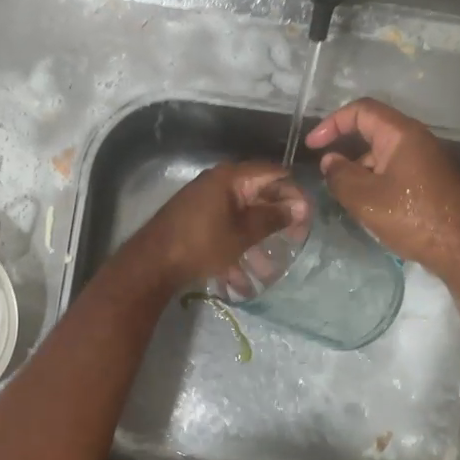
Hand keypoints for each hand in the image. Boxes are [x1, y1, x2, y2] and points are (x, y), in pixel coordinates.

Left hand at [126, 162, 307, 289]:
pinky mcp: (195, 222)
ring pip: (241, 221)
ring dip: (256, 246)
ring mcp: (205, 203)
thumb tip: (300, 206)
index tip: (306, 219)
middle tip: (293, 244)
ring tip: (266, 275)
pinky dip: (235, 252)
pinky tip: (240, 284)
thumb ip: (274, 217)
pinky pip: (224, 232)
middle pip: (258, 197)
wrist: (152, 264)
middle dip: (277, 223)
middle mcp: (218, 184)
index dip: (294, 194)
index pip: (275, 174)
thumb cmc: (202, 244)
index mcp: (231, 177)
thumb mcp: (243, 233)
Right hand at [306, 98, 459, 276]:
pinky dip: (375, 180)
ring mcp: (426, 159)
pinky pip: (395, 169)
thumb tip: (330, 162)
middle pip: (372, 130)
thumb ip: (340, 176)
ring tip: (344, 195)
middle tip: (325, 171)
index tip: (312, 145)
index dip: (332, 123)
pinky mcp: (430, 179)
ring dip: (359, 168)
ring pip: (383, 153)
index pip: (361, 110)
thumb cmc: (412, 218)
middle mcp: (416, 139)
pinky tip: (368, 205)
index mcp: (401, 134)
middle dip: (344, 147)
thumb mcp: (365, 199)